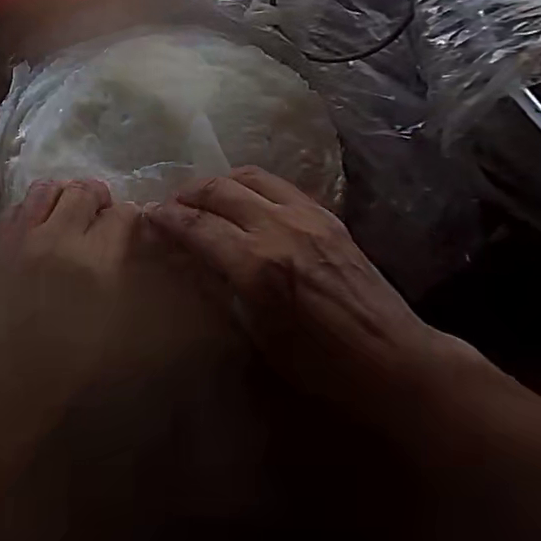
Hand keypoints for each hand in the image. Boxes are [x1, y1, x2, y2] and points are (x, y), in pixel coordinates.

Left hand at [0, 180, 140, 439]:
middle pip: (85, 190)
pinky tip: (42, 224)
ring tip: (71, 213)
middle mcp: (58, 238)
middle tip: (102, 217)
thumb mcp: (116, 319)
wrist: (6, 374)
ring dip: (65, 195)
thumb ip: (125, 272)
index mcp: (95, 261)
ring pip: (49, 187)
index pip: (124, 214)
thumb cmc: (69, 360)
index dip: (133, 217)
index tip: (133, 227)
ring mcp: (23, 235)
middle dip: (100, 199)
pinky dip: (35, 205)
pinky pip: (19, 204)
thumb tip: (132, 242)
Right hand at [146, 167, 487, 412]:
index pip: (195, 225)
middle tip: (168, 208)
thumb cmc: (317, 362)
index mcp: (257, 266)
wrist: (394, 360)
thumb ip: (219, 286)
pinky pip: (278, 186)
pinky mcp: (328, 217)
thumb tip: (189, 260)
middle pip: (217, 190)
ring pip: (248, 177)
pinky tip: (242, 204)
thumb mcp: (254, 332)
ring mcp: (308, 218)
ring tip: (202, 201)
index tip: (146, 217)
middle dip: (184, 195)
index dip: (164, 218)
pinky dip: (249, 187)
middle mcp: (280, 230)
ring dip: (217, 184)